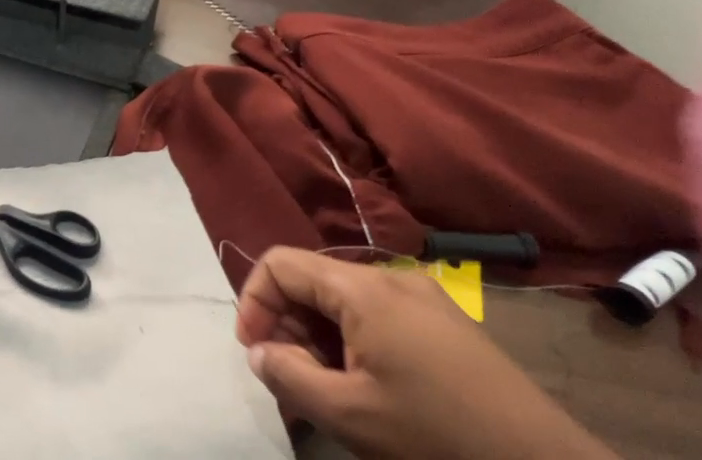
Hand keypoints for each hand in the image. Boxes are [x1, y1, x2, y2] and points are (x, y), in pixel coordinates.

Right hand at [236, 248, 616, 459]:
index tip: (255, 353)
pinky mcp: (448, 326)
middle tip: (291, 379)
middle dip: (288, 326)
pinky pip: (378, 317)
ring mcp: (426, 299)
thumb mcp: (348, 414)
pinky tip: (368, 390)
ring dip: (320, 339)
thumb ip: (288, 375)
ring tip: (327, 391)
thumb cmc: (439, 437)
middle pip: (312, 281)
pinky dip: (354, 344)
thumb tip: (259, 352)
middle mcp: (393, 278)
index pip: (280, 264)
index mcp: (364, 287)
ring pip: (344, 302)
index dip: (253, 303)